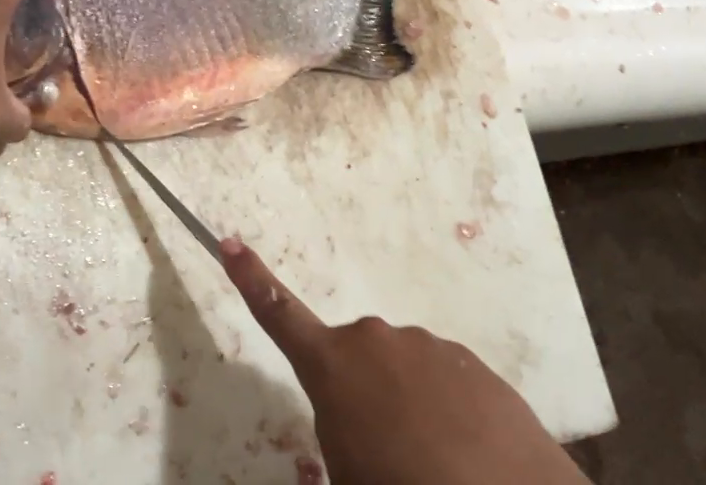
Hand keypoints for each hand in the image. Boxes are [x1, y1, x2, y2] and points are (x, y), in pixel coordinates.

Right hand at [222, 239, 590, 484]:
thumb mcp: (346, 474)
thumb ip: (335, 441)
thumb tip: (349, 433)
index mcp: (332, 367)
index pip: (278, 314)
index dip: (251, 279)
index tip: (230, 243)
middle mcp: (375, 341)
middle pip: (355, 361)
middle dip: (363, 395)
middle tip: (381, 453)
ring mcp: (429, 348)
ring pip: (405, 374)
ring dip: (410, 408)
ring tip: (431, 466)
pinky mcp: (475, 366)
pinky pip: (448, 385)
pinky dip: (451, 415)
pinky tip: (468, 459)